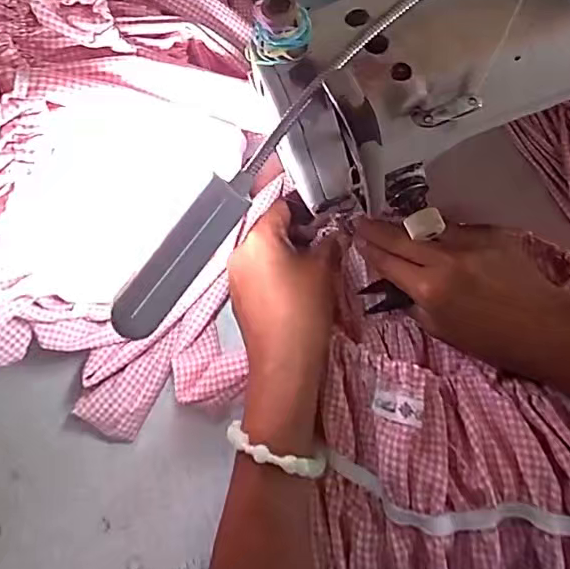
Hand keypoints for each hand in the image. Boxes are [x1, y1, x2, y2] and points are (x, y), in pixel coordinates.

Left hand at [228, 200, 340, 450]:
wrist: (285, 364)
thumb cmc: (303, 312)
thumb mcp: (324, 268)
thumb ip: (329, 241)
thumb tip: (333, 234)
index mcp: (257, 238)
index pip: (281, 204)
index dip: (306, 206)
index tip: (324, 213)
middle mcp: (240, 252)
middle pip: (269, 225)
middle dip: (297, 228)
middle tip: (324, 237)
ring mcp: (236, 275)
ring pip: (264, 247)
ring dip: (288, 248)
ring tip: (314, 260)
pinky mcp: (240, 294)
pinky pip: (259, 268)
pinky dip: (278, 267)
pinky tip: (300, 280)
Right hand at [353, 219, 569, 382]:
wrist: (546, 328)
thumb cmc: (492, 341)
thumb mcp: (444, 332)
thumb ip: (417, 305)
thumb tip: (401, 286)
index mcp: (429, 289)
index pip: (388, 262)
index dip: (368, 249)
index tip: (355, 237)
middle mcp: (444, 259)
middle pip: (400, 238)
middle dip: (376, 228)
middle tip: (359, 220)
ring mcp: (469, 242)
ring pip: (428, 229)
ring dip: (410, 229)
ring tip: (396, 227)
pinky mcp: (491, 234)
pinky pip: (458, 231)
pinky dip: (445, 236)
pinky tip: (442, 241)